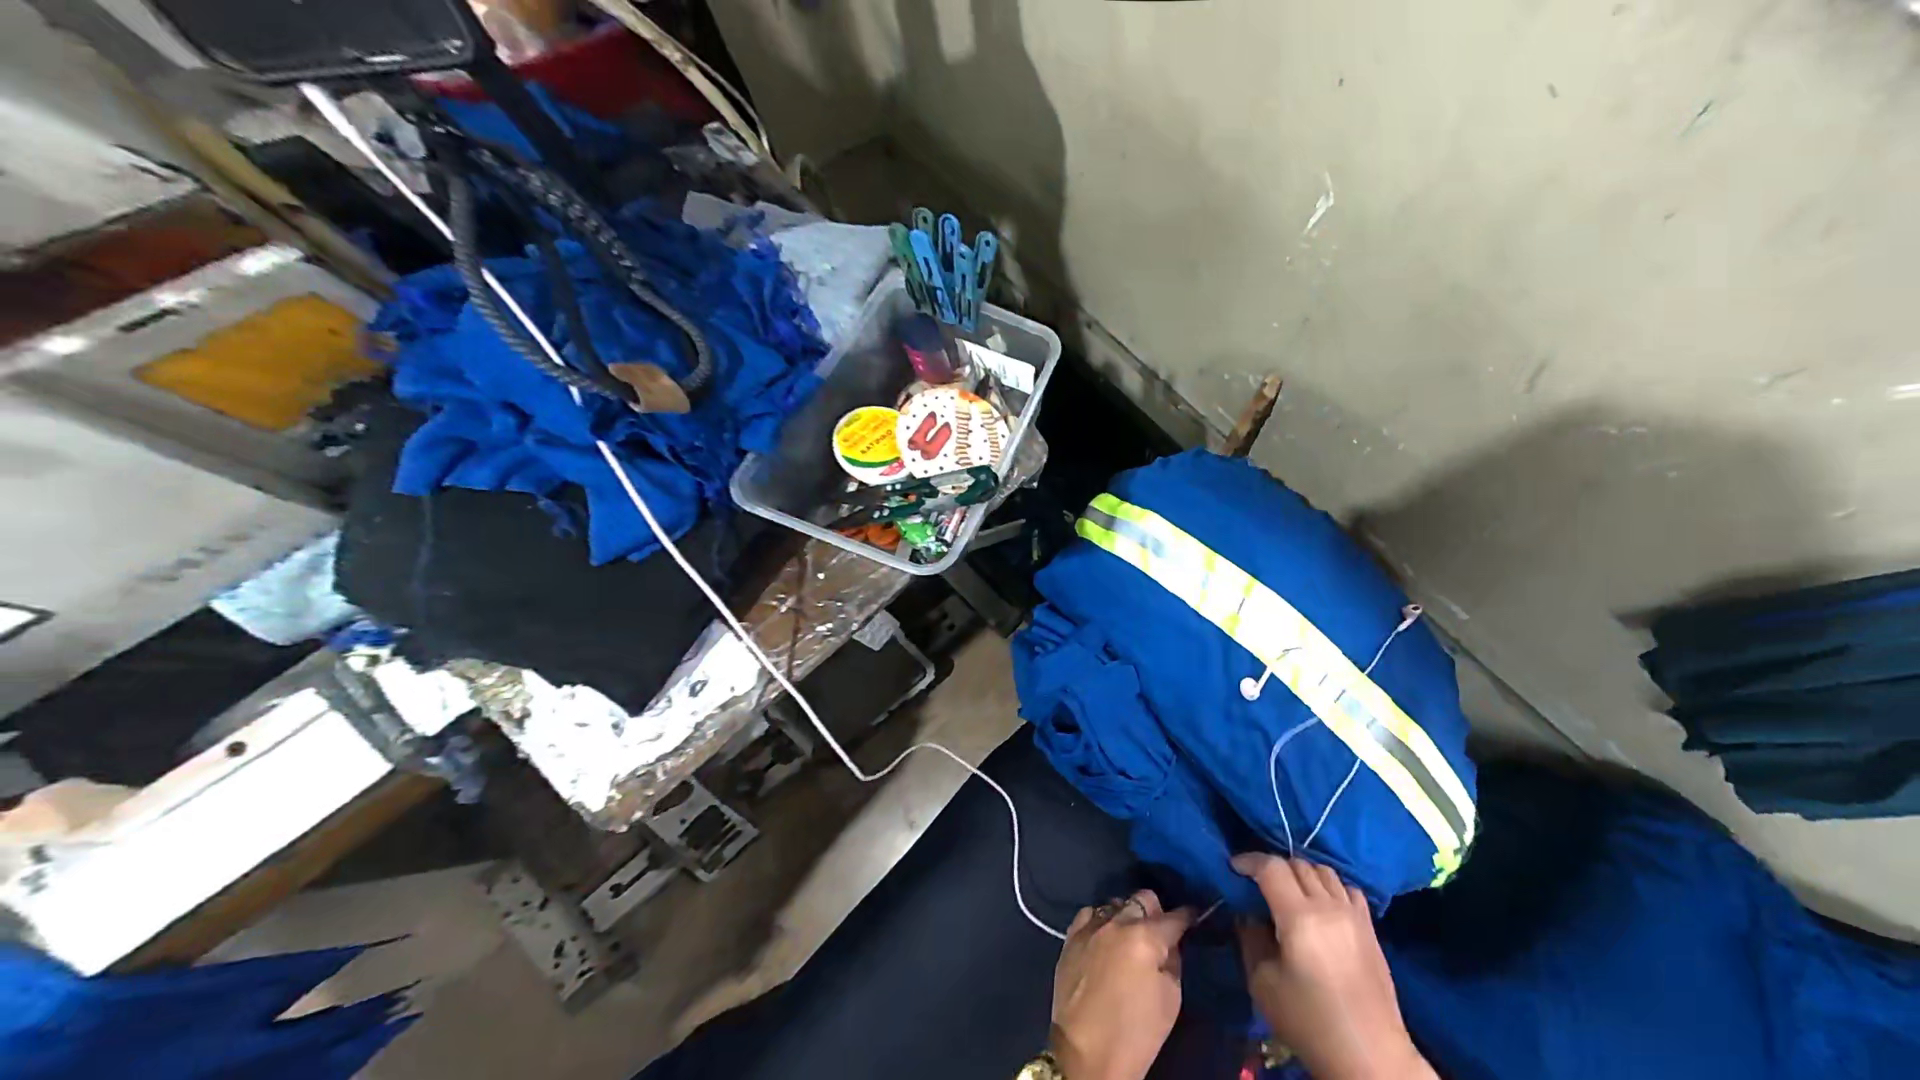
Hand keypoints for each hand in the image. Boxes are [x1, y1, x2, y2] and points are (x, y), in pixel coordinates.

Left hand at [1050, 889, 1192, 1079]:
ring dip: (1127, 915)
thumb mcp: (1171, 1000)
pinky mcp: (1071, 937)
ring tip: (1131, 936)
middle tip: (1160, 931)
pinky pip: (1090, 915)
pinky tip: (1105, 937)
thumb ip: (1172, 962)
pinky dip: (1101, 920)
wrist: (1085, 1053)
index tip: (1193, 917)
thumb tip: (1170, 943)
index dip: (1187, 916)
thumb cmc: (1137, 1033)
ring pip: (1115, 903)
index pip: (1174, 917)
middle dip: (1155, 911)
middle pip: (1141, 899)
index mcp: (1145, 937)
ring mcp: (1090, 927)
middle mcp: (1116, 923)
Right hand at [1232, 854, 1436, 1079]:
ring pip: (1324, 871)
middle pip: (1297, 864)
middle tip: (1257, 884)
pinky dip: (1329, 886)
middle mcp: (1329, 907)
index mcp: (1300, 917)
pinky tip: (1321, 904)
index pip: (1271, 867)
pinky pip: (1348, 888)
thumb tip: (1248, 913)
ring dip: (1302, 873)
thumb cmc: (1309, 1021)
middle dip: (1273, 867)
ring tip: (1288, 891)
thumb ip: (1250, 937)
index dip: (1249, 860)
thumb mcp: (1262, 982)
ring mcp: (1354, 916)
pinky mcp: (1370, 929)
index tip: (1233, 868)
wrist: (1369, 1056)